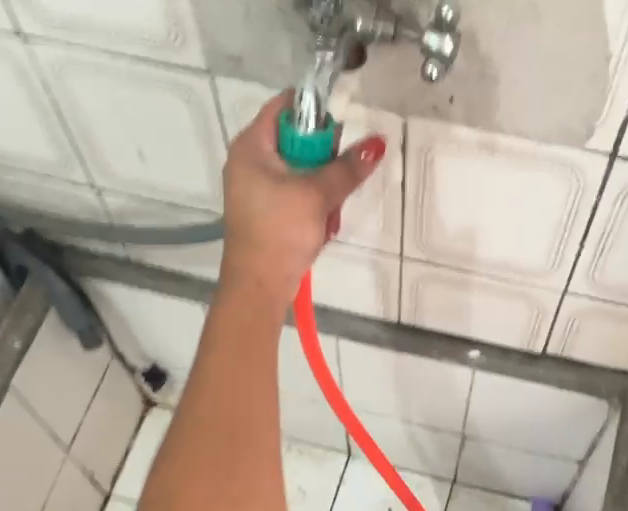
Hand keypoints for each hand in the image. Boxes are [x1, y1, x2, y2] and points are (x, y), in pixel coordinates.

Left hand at [218, 93, 386, 306]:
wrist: (259, 287)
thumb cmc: (280, 232)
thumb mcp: (317, 195)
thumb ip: (347, 168)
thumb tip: (377, 142)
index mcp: (251, 145)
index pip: (285, 106)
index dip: (316, 110)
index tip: (344, 126)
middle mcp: (249, 162)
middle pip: (296, 140)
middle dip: (324, 158)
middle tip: (341, 175)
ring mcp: (256, 190)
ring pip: (300, 172)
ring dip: (323, 187)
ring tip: (330, 209)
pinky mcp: (266, 214)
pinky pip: (296, 196)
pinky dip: (313, 206)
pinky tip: (323, 226)